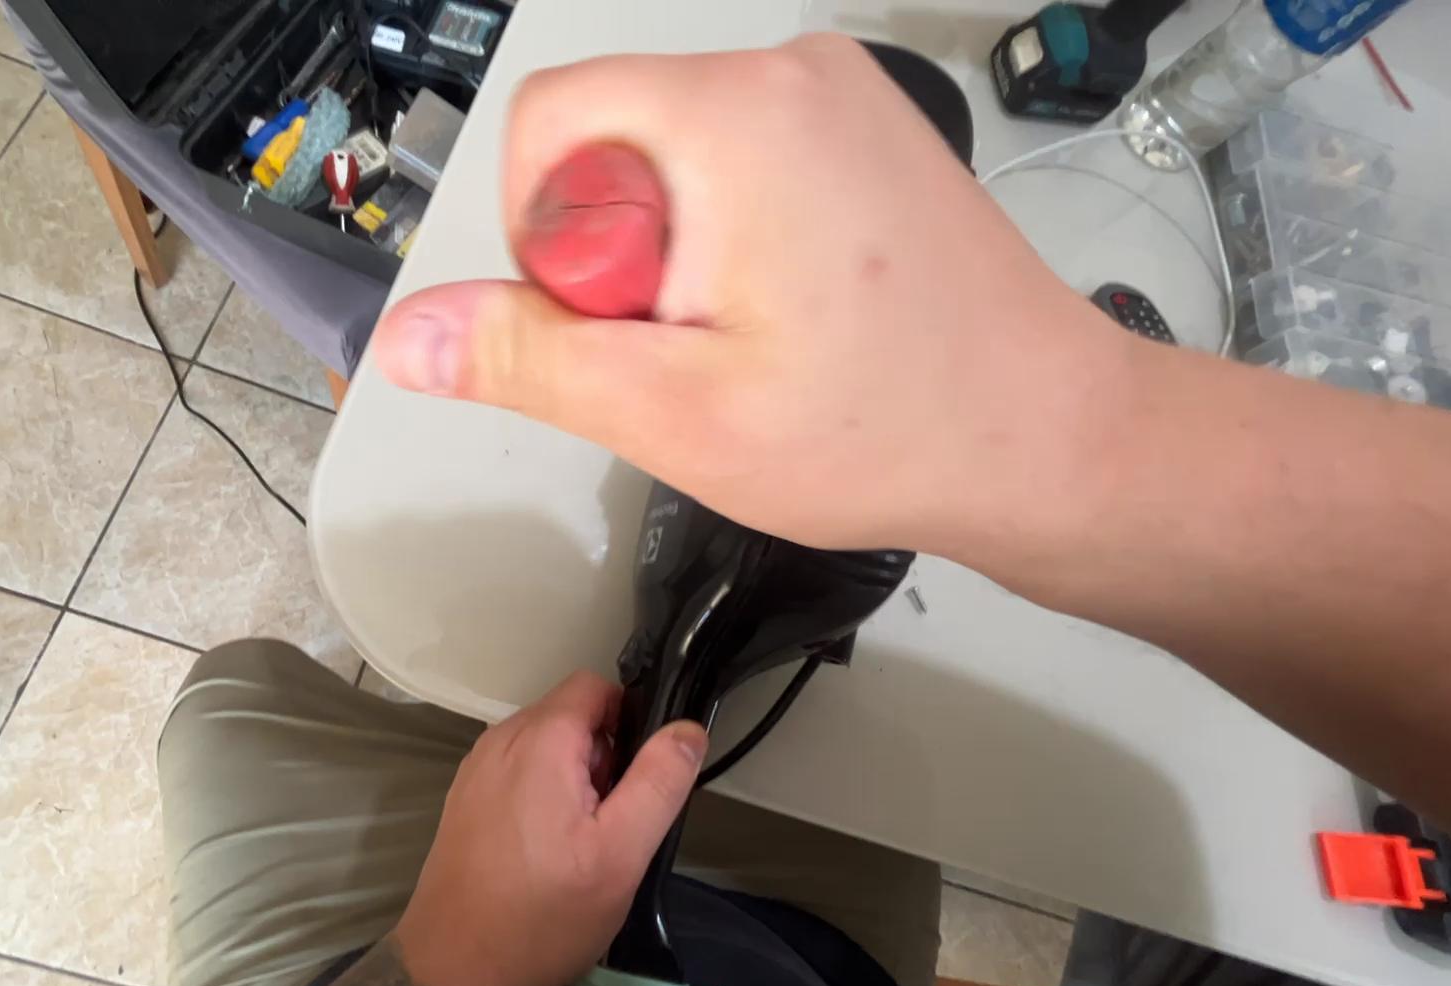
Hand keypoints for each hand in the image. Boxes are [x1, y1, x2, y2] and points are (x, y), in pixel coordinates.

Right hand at [370, 34, 1138, 564]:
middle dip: (610, 269)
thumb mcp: (672, 413)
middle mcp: (786, 79)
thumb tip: (412, 337)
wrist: (1038, 441)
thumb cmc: (881, 432)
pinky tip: (771, 324)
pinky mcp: (846, 146)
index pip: (543, 133)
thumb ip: (528, 361)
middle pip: (602, 152)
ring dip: (663, 272)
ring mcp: (827, 105)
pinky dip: (713, 258)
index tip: (621, 329)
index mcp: (733, 118)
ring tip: (740, 345)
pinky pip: (722, 182)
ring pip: (658, 174)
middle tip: (687, 352)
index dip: (547, 252)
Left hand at [394, 673, 707, 985]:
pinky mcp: (465, 795)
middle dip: (602, 752)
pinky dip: (541, 788)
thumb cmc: (544, 913)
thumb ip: (659, 782)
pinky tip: (545, 847)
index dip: (627, 717)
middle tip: (612, 818)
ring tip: (580, 838)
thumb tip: (687, 729)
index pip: (594, 686)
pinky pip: (516, 767)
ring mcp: (477, 766)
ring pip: (543, 742)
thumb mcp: (621, 852)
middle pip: (569, 714)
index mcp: (540, 738)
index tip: (639, 771)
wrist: (454, 969)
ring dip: (572, 773)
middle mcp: (501, 738)